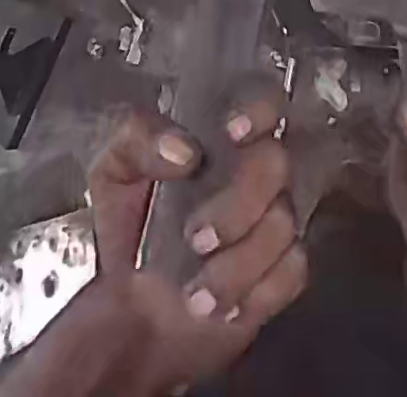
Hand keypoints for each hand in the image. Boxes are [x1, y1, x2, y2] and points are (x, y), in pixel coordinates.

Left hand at [0, 98, 307, 396]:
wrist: (131, 303)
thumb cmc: (130, 222)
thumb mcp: (114, 169)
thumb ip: (138, 140)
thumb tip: (183, 150)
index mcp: (221, 137)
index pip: (263, 101)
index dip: (259, 110)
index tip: (233, 132)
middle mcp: (255, 170)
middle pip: (276, 164)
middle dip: (238, 205)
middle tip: (196, 238)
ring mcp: (273, 218)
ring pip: (283, 224)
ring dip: (238, 264)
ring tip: (194, 294)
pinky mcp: (282, 268)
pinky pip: (292, 270)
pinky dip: (255, 291)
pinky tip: (220, 305)